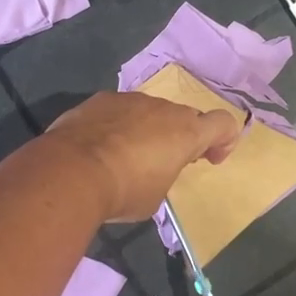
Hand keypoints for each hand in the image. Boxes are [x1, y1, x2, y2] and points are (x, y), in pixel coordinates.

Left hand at [42, 91, 239, 221]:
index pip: (224, 123)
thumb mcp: (155, 196)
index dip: (224, 140)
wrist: (71, 171)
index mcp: (186, 133)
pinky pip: (119, 110)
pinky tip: (99, 147)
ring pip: (149, 111)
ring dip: (146, 130)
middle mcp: (163, 109)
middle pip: (184, 117)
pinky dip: (117, 125)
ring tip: (124, 156)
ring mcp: (130, 100)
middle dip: (180, 137)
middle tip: (163, 163)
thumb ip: (164, 175)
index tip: (209, 159)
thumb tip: (152, 169)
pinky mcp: (100, 99)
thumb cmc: (124, 191)